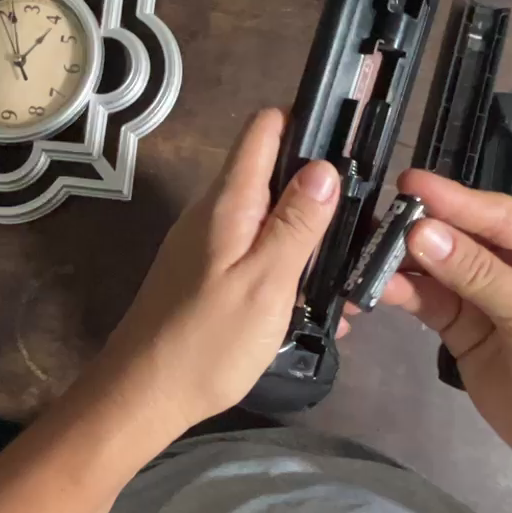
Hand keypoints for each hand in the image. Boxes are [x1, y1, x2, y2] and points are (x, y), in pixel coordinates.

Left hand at [88, 109, 337, 434]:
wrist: (144, 392)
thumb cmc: (209, 339)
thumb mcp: (266, 281)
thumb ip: (295, 223)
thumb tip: (324, 164)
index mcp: (229, 200)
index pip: (263, 128)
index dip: (305, 120)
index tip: (351, 139)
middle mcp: (214, 209)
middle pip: (270, 169)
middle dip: (318, 185)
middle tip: (366, 219)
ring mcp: (207, 239)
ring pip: (266, 213)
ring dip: (306, 232)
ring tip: (349, 267)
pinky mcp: (206, 269)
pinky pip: (253, 246)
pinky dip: (285, 261)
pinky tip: (312, 297)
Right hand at [380, 169, 511, 487]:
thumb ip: (476, 273)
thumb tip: (418, 231)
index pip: (497, 214)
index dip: (452, 198)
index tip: (406, 182)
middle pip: (461, 236)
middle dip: (422, 227)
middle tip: (377, 216)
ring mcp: (487, 300)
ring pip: (438, 268)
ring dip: (405, 260)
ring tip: (367, 251)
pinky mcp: (464, 332)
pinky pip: (429, 303)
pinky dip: (404, 292)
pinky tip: (380, 285)